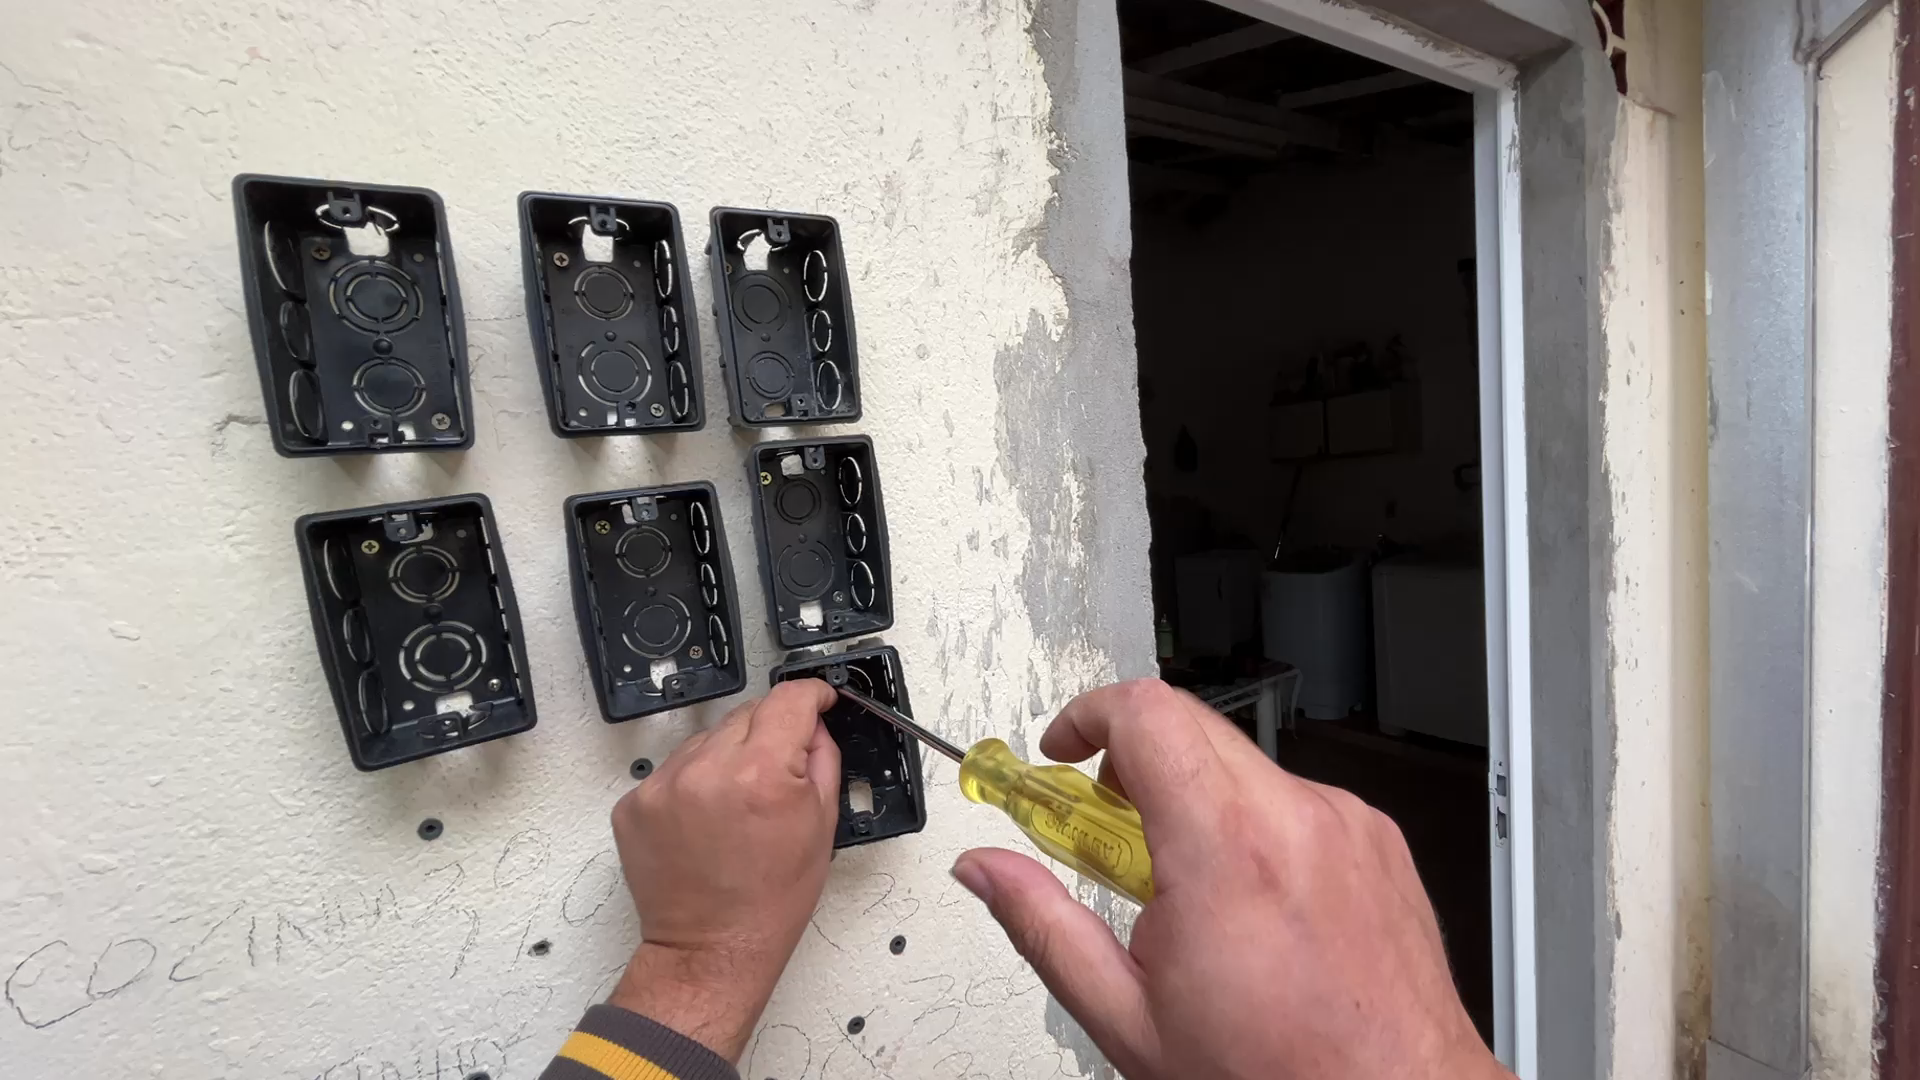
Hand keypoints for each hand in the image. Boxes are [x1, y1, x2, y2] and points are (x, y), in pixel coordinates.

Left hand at [605, 679, 840, 1061]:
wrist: (711, 950)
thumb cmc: (770, 899)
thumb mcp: (822, 823)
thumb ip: (822, 757)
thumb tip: (814, 724)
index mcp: (761, 774)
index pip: (789, 699)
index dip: (811, 694)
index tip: (817, 699)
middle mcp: (708, 770)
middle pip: (749, 712)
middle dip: (771, 731)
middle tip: (778, 769)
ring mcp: (664, 785)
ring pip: (711, 736)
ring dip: (730, 753)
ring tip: (737, 801)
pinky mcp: (635, 802)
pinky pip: (677, 765)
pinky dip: (697, 778)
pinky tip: (707, 815)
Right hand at [950, 679, 1509, 1079]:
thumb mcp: (1128, 1017)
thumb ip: (1041, 924)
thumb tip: (981, 868)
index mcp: (1224, 848)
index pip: (1144, 713)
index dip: (1087, 715)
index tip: (1065, 749)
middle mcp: (1291, 814)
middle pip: (1181, 719)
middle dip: (1127, 752)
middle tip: (1108, 817)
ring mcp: (1340, 818)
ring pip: (1230, 752)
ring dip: (1185, 784)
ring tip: (1177, 868)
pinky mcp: (1370, 832)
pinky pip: (1281, 787)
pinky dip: (1240, 811)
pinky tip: (1243, 888)